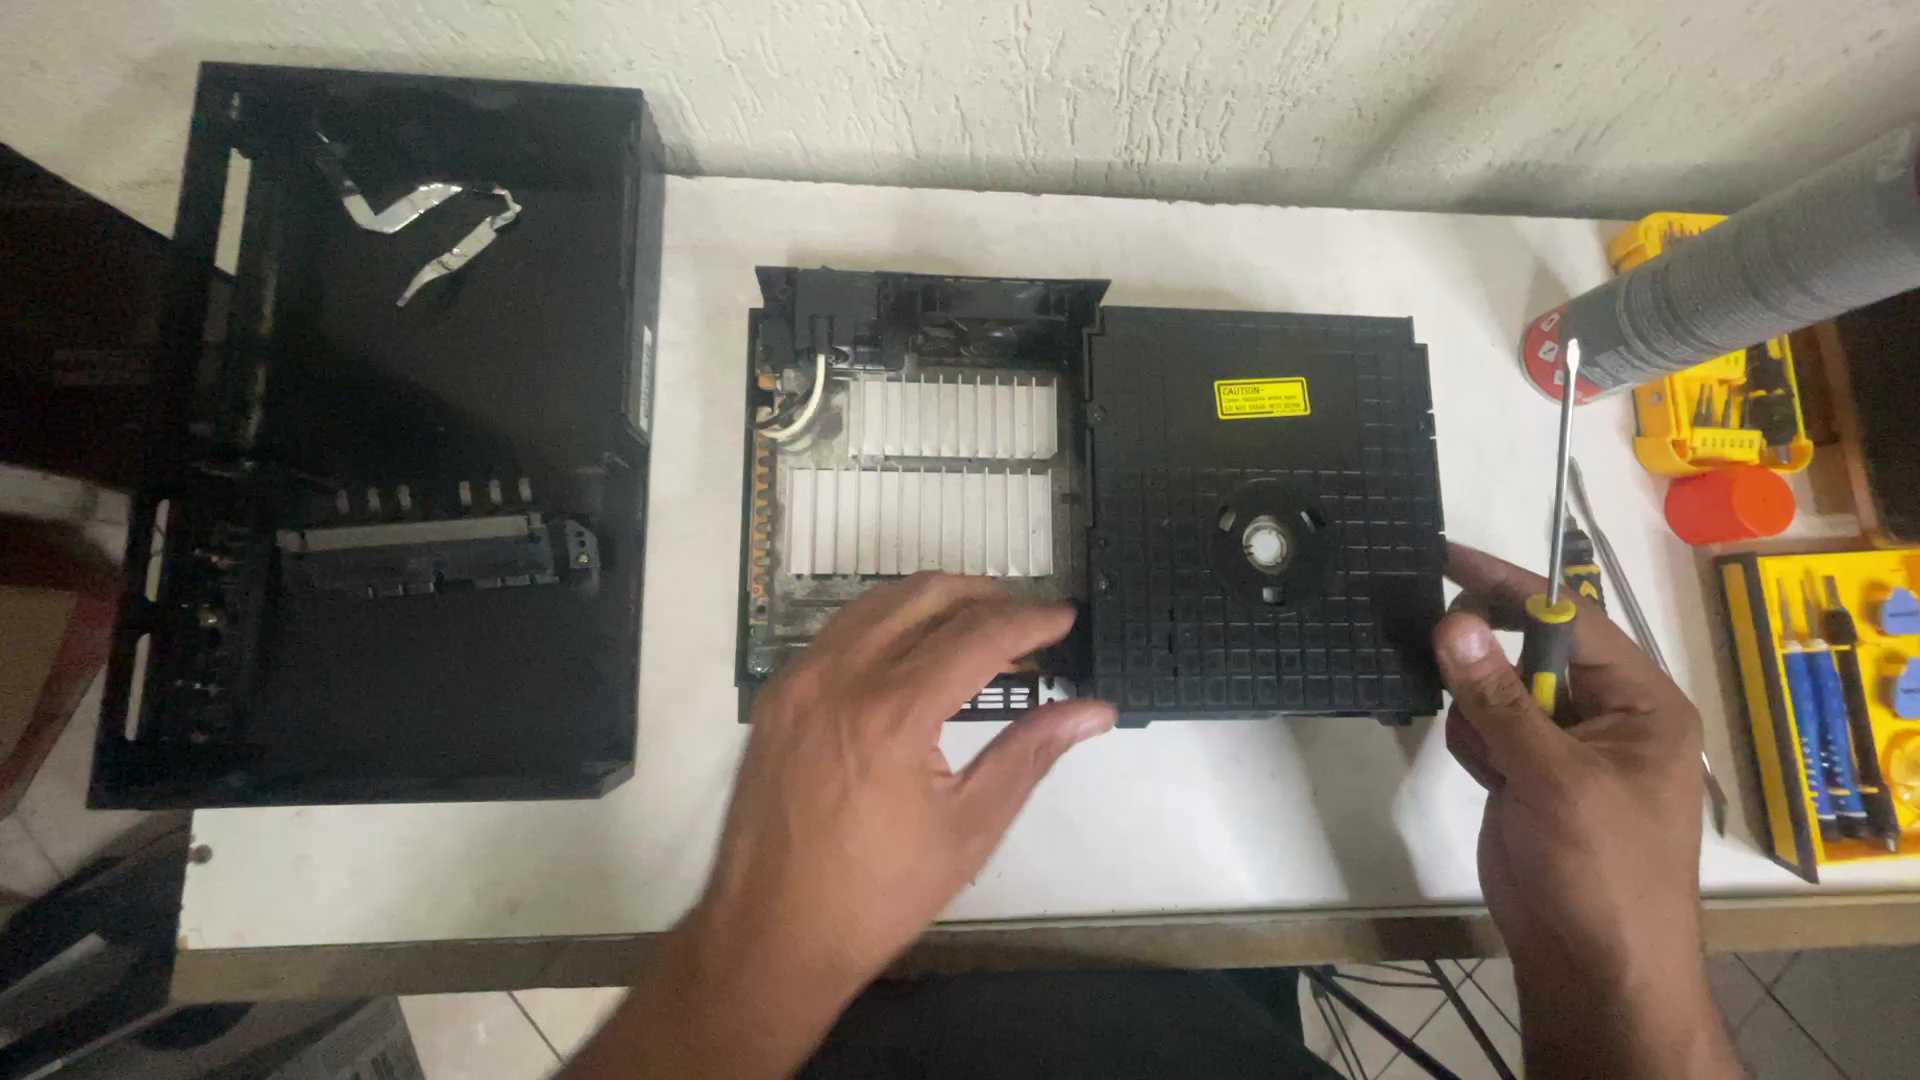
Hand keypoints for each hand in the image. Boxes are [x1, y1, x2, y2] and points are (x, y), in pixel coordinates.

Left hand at [585, 573, 1114, 1079]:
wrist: (768, 934)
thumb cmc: (877, 895)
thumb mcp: (970, 829)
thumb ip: (1031, 753)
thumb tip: (1094, 710)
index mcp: (892, 714)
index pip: (977, 636)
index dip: (1029, 621)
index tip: (1063, 619)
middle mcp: (840, 676)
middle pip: (927, 596)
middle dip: (987, 596)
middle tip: (1027, 619)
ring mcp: (800, 677)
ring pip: (880, 601)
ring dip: (938, 600)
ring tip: (980, 625)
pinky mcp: (780, 690)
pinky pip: (843, 627)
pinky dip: (890, 619)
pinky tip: (916, 646)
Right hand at [1434, 543, 1739, 1078]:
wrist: (1588, 959)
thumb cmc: (1598, 866)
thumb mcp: (1550, 775)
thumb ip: (1497, 695)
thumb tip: (1452, 621)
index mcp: (1639, 701)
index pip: (1566, 619)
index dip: (1505, 584)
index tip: (1441, 555)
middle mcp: (1603, 711)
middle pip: (1524, 649)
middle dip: (1482, 661)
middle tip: (1437, 656)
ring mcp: (1560, 741)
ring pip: (1491, 686)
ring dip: (1475, 713)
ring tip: (1490, 760)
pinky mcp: (1525, 767)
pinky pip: (1480, 723)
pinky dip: (1471, 740)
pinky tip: (1488, 778)